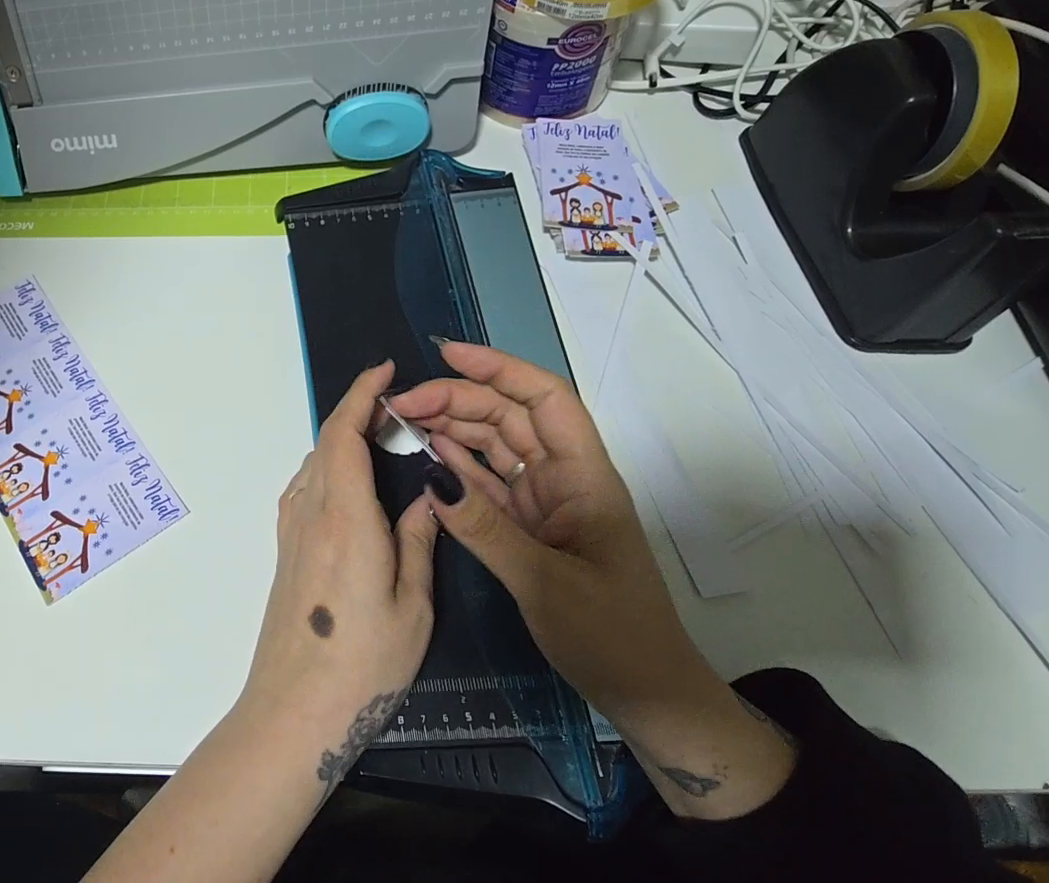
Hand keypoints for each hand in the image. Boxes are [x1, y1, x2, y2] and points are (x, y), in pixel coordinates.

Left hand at [238, 360, 437, 790]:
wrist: (293, 709)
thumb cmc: (362, 662)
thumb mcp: (412, 604)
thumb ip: (418, 540)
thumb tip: (425, 496)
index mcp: (346, 518)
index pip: (343, 434)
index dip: (361, 394)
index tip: (384, 370)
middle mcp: (310, 513)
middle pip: (326, 443)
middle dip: (357, 413)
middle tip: (399, 410)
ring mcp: (291, 531)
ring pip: (314, 464)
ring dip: (341, 440)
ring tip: (382, 440)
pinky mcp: (285, 550)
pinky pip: (306, 488)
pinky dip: (329, 467)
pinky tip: (353, 486)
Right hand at [386, 343, 709, 719]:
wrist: (646, 694)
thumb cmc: (611, 635)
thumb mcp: (545, 582)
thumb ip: (485, 527)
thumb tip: (431, 474)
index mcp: (585, 477)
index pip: (545, 399)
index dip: (499, 368)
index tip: (445, 354)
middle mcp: (564, 479)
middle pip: (510, 418)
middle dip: (459, 400)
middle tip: (402, 405)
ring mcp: (544, 504)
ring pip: (495, 448)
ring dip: (453, 429)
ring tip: (404, 422)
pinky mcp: (528, 530)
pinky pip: (487, 486)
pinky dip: (456, 469)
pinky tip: (426, 456)